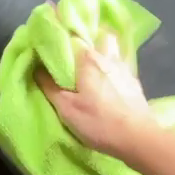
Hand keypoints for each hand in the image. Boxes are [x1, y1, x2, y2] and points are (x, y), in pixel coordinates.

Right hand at [36, 31, 156, 158]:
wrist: (138, 137)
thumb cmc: (99, 122)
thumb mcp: (67, 108)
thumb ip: (50, 86)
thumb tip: (37, 68)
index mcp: (89, 58)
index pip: (73, 36)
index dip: (62, 36)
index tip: (55, 43)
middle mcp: (108, 57)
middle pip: (98, 36)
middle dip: (88, 38)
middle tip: (76, 51)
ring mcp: (125, 68)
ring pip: (113, 49)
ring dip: (103, 50)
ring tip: (92, 64)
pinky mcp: (134, 82)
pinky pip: (121, 65)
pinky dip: (113, 66)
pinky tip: (109, 80)